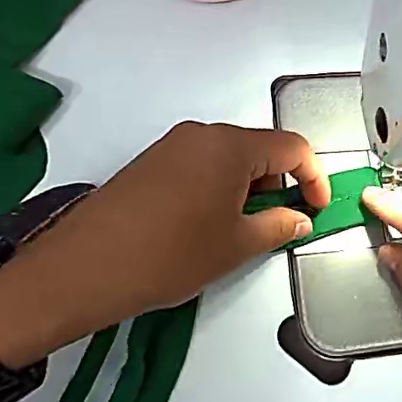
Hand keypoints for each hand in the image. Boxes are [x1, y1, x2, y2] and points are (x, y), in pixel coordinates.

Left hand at [0, 122, 328, 366]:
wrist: (83, 268)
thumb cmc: (168, 255)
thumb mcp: (236, 245)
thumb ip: (279, 226)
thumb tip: (299, 218)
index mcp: (230, 146)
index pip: (292, 148)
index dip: (314, 178)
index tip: (317, 209)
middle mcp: (201, 134)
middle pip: (260, 149)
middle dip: (279, 185)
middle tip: (279, 225)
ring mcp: (172, 145)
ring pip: (229, 158)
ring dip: (248, 189)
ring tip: (239, 231)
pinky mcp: (151, 161)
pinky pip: (201, 165)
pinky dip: (219, 188)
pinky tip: (207, 224)